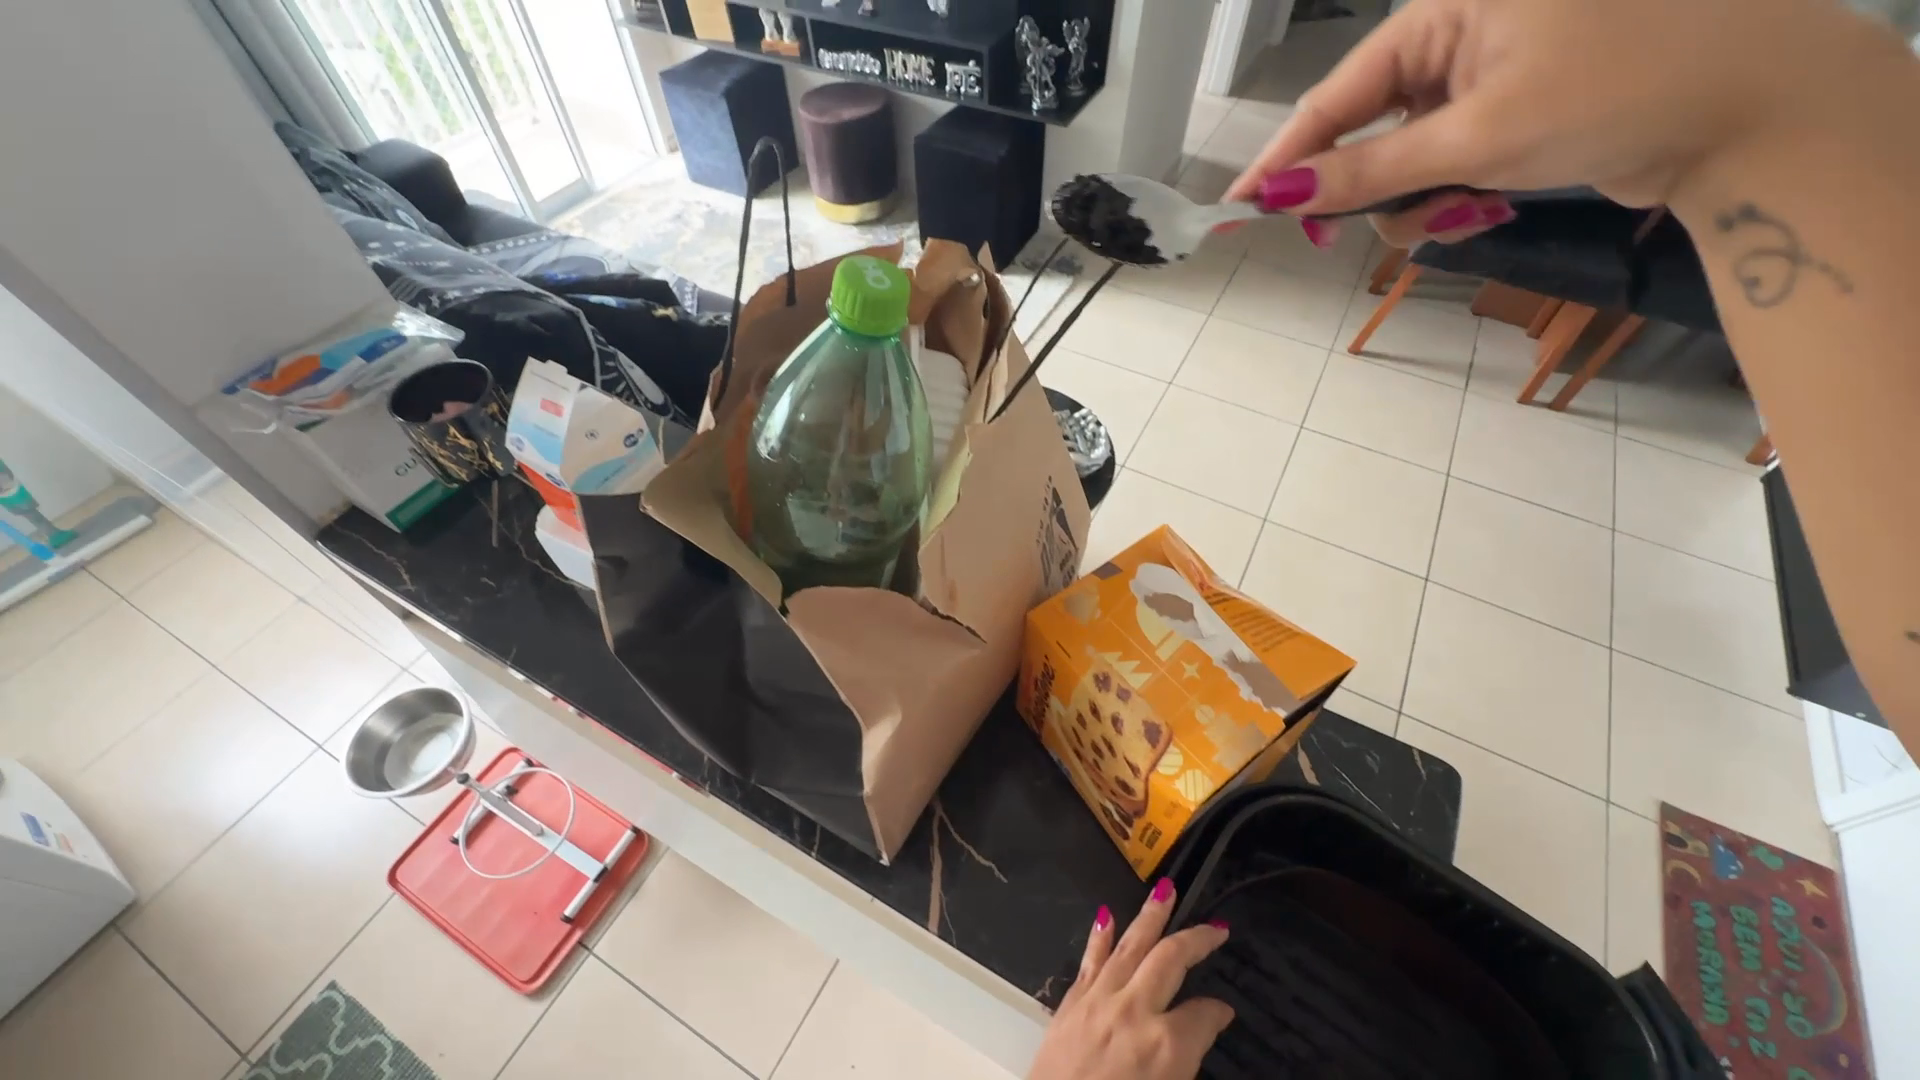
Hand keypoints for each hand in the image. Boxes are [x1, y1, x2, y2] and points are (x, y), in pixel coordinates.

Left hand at [1026, 879, 1233, 1079]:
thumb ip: (1189, 1059)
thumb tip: (1208, 1023)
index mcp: (1168, 1046)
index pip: (1204, 1014)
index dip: (1217, 1012)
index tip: (1223, 1012)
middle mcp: (1136, 1010)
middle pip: (1170, 959)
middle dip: (1195, 939)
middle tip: (1214, 925)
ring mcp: (1101, 1001)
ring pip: (1130, 946)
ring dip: (1150, 918)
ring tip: (1165, 890)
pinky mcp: (1072, 1004)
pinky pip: (1091, 962)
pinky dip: (1101, 938)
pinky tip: (1107, 917)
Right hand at [1223, 0, 1899, 246]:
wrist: (1751, 113)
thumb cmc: (1616, 94)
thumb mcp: (1477, 137)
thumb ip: (1368, 168)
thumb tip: (1281, 194)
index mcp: (1446, 12)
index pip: (1335, 95)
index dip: (1283, 157)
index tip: (1239, 206)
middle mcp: (1455, 39)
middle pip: (1363, 131)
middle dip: (1362, 189)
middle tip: (1348, 235)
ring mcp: (1480, 82)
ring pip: (1399, 162)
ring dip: (1411, 203)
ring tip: (1462, 214)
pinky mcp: (1503, 117)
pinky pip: (1439, 169)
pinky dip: (1446, 200)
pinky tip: (1481, 207)